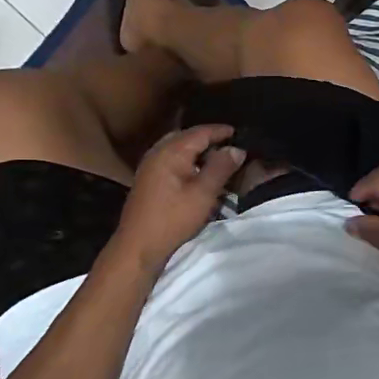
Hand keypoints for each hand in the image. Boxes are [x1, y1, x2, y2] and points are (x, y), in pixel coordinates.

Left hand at [111, 125, 246, 272]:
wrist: (138, 246)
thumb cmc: (173, 218)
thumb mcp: (203, 193)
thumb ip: (221, 167)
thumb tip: (236, 148)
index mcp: (171, 151)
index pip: (200, 132)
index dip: (221, 131)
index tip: (239, 133)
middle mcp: (157, 152)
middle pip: (186, 137)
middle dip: (208, 139)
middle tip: (228, 146)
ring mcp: (149, 166)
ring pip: (177, 149)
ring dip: (197, 152)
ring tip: (216, 160)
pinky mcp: (148, 181)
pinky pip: (170, 161)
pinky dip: (187, 162)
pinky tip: (197, 175)